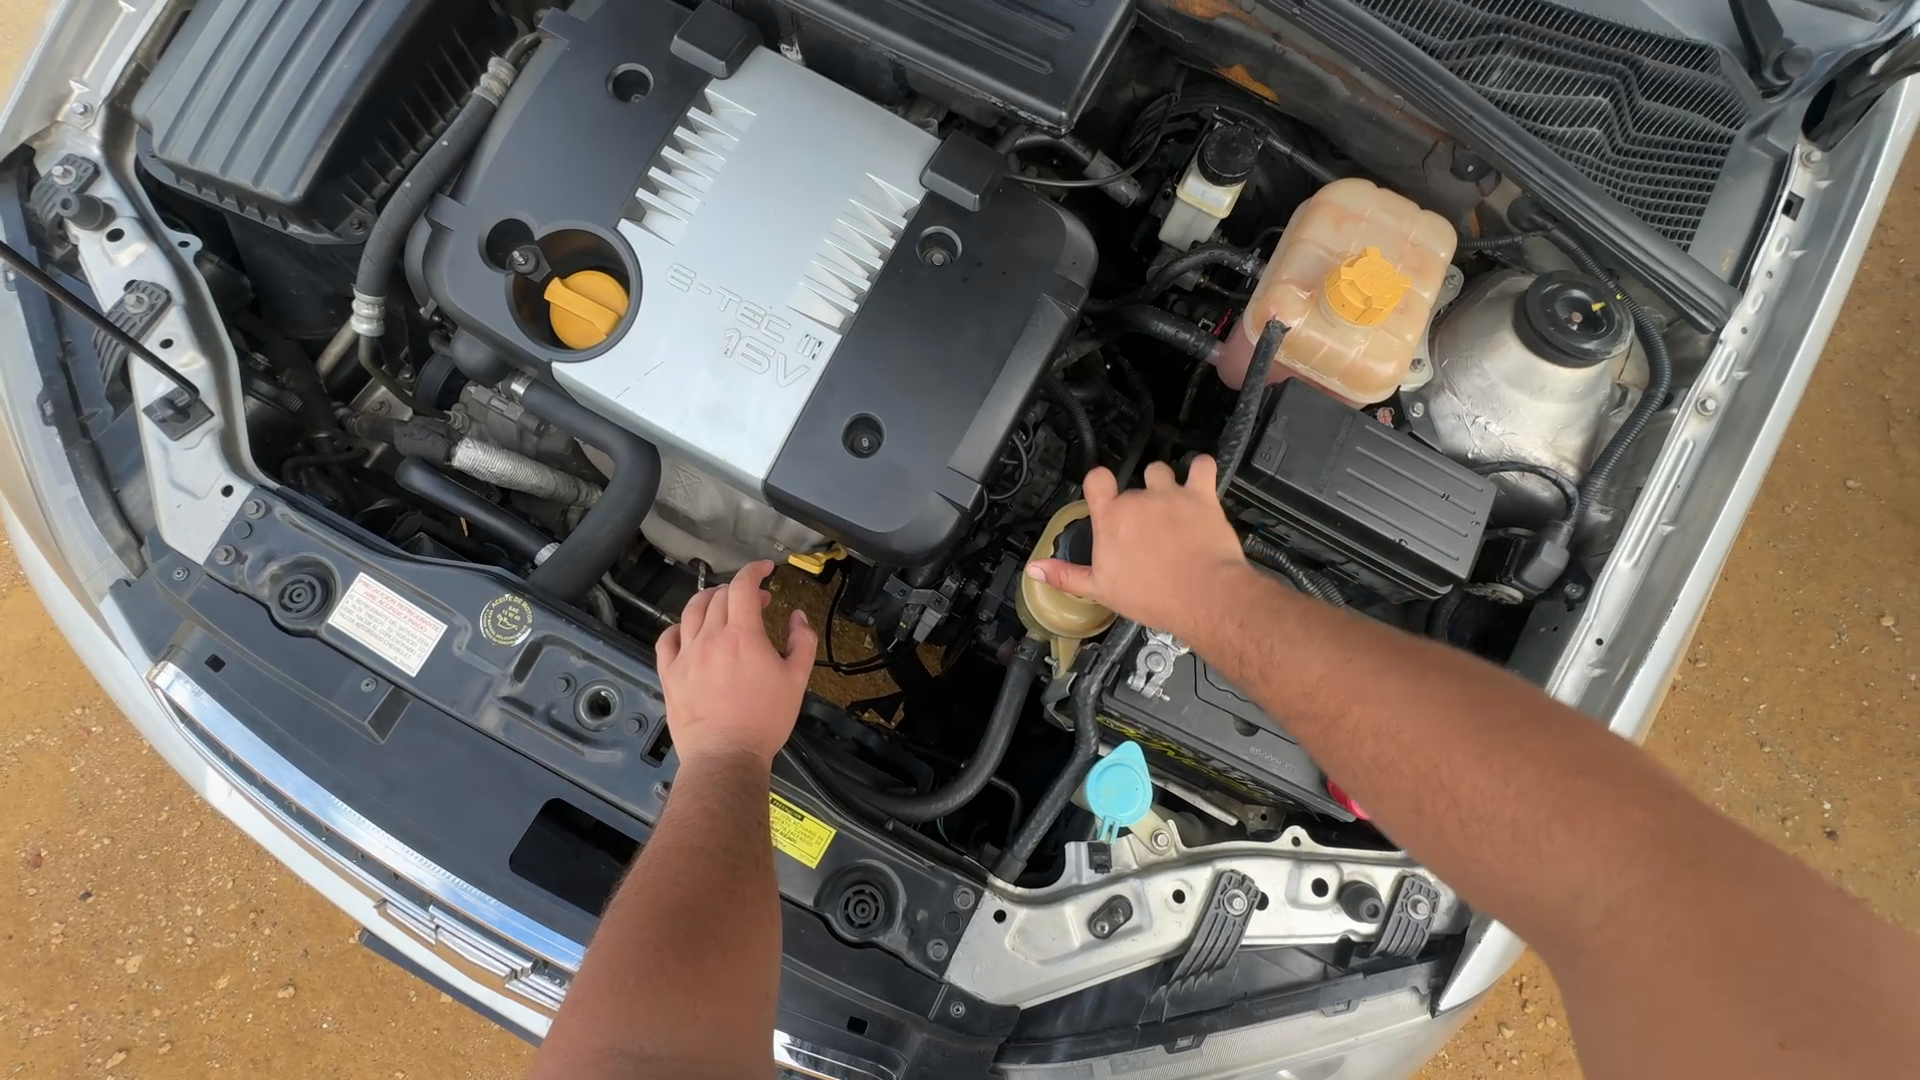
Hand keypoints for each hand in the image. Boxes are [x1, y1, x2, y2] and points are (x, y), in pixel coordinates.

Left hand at [655, 561, 816, 768]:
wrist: (726, 755)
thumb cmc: (764, 720)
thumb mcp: (797, 679)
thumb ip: (802, 641)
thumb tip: (797, 618)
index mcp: (743, 635)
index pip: (743, 587)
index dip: (754, 571)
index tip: (765, 569)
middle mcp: (711, 639)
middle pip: (719, 596)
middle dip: (739, 589)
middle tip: (756, 601)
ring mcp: (686, 656)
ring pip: (691, 612)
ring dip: (709, 600)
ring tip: (722, 606)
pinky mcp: (670, 674)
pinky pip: (667, 640)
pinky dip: (678, 627)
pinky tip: (688, 631)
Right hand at [1025, 457, 1252, 637]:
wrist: (1201, 597)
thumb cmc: (1152, 595)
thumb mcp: (1100, 589)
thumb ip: (1066, 574)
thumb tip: (1035, 568)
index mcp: (1111, 518)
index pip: (1096, 479)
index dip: (1099, 484)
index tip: (1104, 494)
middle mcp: (1138, 499)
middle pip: (1131, 485)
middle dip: (1136, 501)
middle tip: (1144, 527)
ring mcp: (1170, 495)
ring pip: (1160, 470)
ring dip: (1163, 482)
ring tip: (1169, 502)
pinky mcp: (1201, 496)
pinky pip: (1202, 466)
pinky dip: (1200, 468)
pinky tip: (1199, 474)